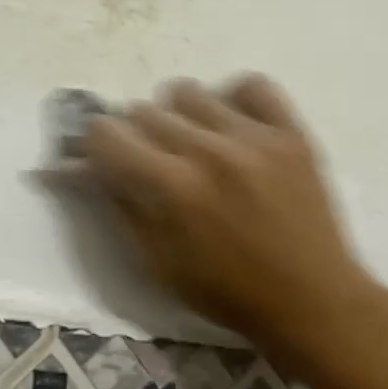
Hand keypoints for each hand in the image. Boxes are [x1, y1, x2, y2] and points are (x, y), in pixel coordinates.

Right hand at [81, 75, 379, 358]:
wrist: (313, 302)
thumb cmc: (224, 290)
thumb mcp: (155, 258)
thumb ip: (116, 201)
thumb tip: (74, 165)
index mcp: (170, 186)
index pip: (105, 133)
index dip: (96, 145)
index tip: (106, 159)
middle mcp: (208, 152)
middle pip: (143, 110)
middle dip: (137, 136)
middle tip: (154, 163)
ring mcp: (254, 138)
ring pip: (189, 92)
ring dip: (180, 116)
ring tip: (195, 145)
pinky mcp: (291, 134)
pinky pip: (253, 86)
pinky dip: (235, 101)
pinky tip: (234, 129)